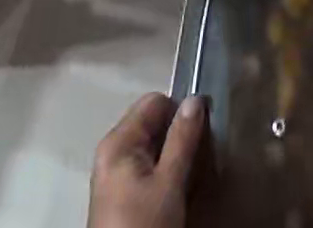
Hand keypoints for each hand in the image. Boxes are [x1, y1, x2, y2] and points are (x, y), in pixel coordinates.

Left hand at [89, 93, 206, 227]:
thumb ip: (183, 137)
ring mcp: (115, 171)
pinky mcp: (121, 190)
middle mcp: (112, 150)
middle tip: (196, 152)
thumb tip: (195, 98)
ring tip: (187, 171)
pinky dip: (165, 165)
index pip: (155, 101)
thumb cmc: (143, 225)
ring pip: (154, 142)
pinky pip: (148, 161)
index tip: (199, 128)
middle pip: (153, 120)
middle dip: (178, 131)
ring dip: (174, 150)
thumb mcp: (169, 181)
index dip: (179, 109)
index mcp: (118, 142)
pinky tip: (175, 184)